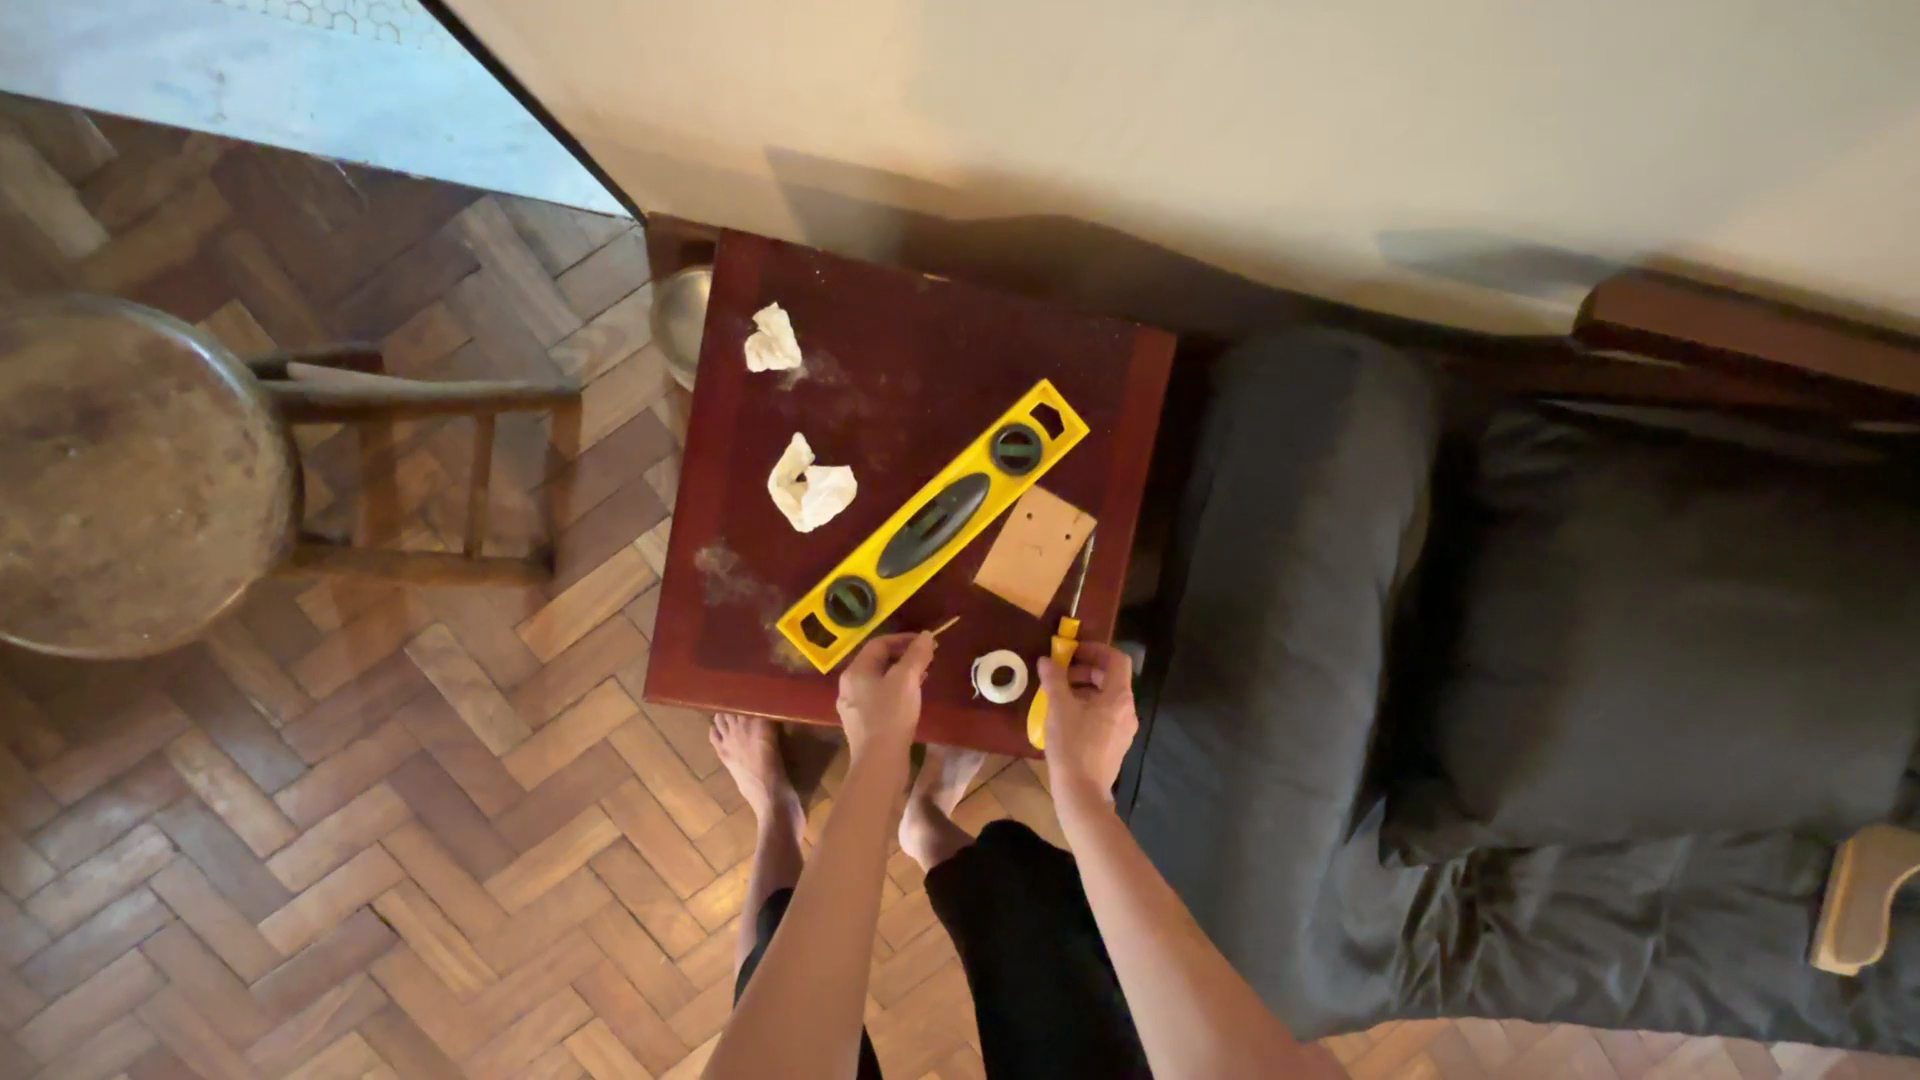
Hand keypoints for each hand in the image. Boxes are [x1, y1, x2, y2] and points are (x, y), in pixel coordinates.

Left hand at [837, 632, 936, 759]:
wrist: (878, 762)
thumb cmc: (891, 715)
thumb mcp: (907, 679)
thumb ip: (916, 654)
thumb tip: (926, 635)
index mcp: (855, 671)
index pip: (878, 644)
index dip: (903, 639)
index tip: (925, 643)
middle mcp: (848, 686)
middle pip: (877, 662)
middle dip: (903, 657)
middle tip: (926, 658)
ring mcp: (853, 707)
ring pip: (879, 681)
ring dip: (901, 675)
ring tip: (923, 676)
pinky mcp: (861, 725)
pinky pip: (879, 699)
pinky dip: (896, 692)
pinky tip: (911, 700)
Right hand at [1037, 642, 1137, 809]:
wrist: (1082, 792)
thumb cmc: (1072, 745)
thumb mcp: (1059, 708)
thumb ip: (1054, 679)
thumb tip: (1047, 660)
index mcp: (1119, 697)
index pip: (1117, 660)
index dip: (1096, 650)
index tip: (1073, 651)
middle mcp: (1128, 710)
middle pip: (1112, 678)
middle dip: (1086, 670)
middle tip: (1061, 673)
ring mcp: (1125, 729)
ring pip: (1108, 697)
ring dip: (1086, 688)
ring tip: (1060, 695)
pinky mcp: (1117, 743)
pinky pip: (1106, 714)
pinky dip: (1090, 706)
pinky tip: (1067, 716)